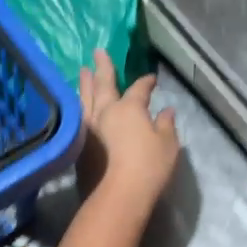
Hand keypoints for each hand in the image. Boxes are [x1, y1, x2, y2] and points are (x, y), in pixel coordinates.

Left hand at [77, 51, 178, 210]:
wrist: (119, 194)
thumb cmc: (149, 166)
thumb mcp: (168, 144)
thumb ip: (166, 125)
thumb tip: (166, 111)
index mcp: (129, 108)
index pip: (139, 88)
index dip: (146, 82)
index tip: (151, 78)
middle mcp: (105, 111)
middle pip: (103, 84)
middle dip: (103, 67)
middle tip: (97, 52)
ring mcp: (88, 127)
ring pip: (85, 98)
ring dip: (85, 83)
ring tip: (83, 71)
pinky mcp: (79, 144)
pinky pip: (78, 116)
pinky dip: (79, 105)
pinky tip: (79, 105)